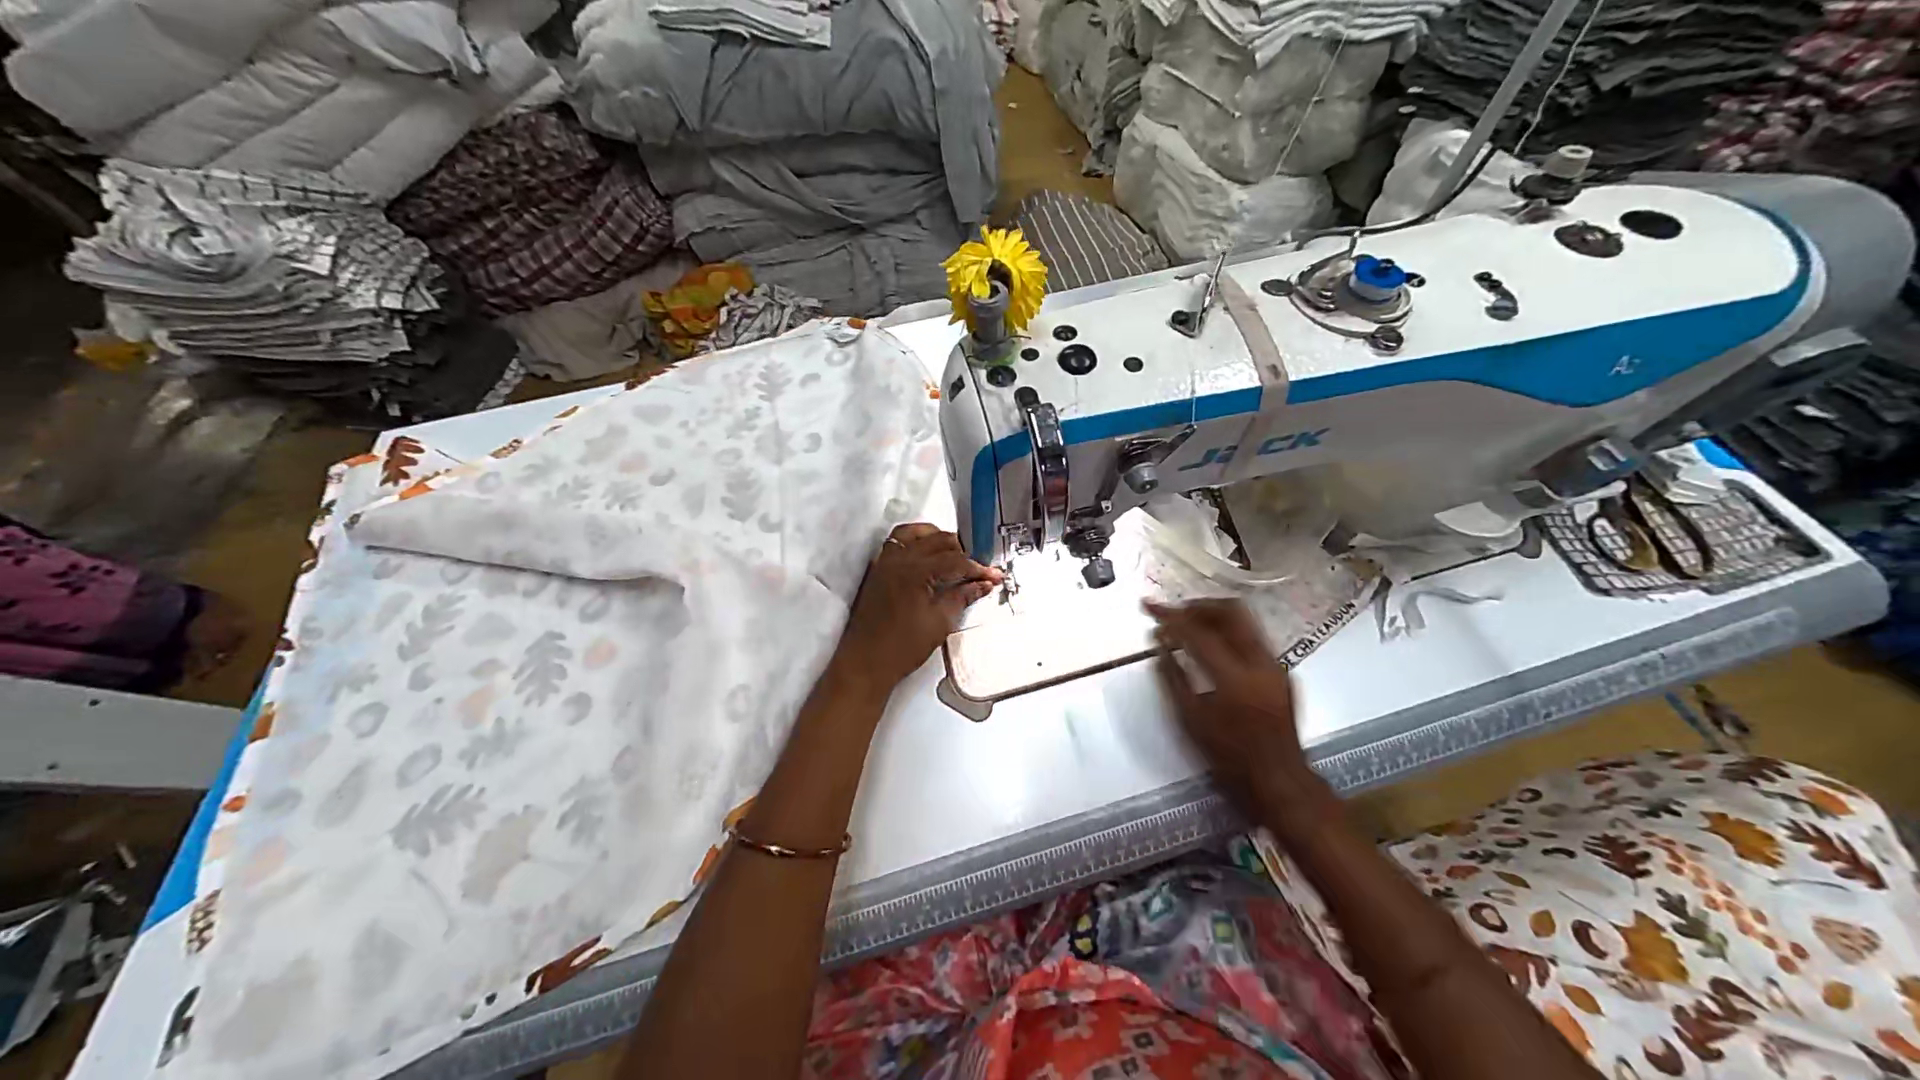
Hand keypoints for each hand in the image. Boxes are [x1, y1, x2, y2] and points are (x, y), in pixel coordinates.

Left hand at [834, 524, 1003, 691]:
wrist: (866, 662)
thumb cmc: (901, 647)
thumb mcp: (940, 622)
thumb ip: (962, 597)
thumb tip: (982, 585)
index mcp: (915, 572)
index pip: (954, 560)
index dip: (977, 568)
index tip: (993, 576)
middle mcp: (898, 560)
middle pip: (936, 540)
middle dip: (961, 551)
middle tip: (977, 567)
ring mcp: (884, 563)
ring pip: (913, 534)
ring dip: (935, 538)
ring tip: (952, 553)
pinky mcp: (877, 571)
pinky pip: (896, 542)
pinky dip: (914, 542)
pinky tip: (926, 556)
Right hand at [1147, 599, 1324, 816]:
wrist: (1278, 779)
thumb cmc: (1228, 756)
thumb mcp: (1191, 719)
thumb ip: (1173, 677)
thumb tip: (1159, 645)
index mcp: (1234, 678)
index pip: (1198, 633)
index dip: (1170, 616)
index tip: (1149, 607)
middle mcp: (1260, 663)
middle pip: (1230, 611)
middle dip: (1197, 605)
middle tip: (1173, 611)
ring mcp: (1276, 665)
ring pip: (1245, 620)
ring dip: (1213, 615)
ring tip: (1189, 622)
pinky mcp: (1281, 670)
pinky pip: (1252, 637)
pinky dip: (1228, 631)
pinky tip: (1212, 644)